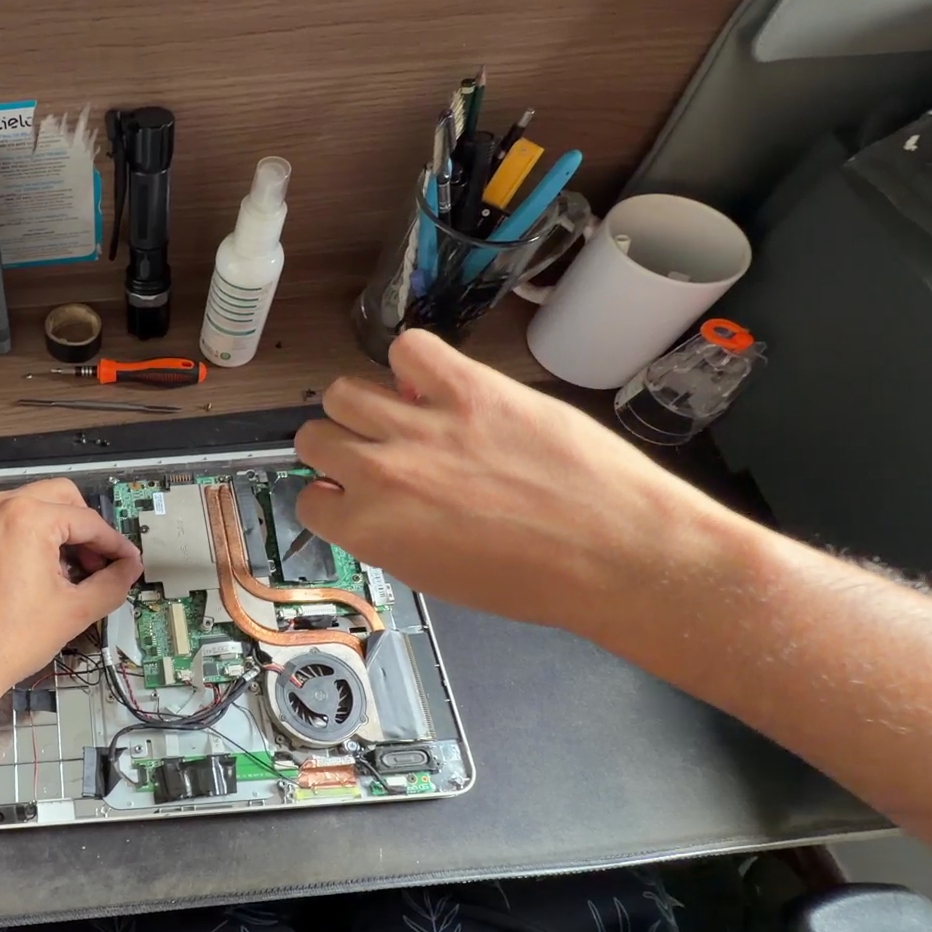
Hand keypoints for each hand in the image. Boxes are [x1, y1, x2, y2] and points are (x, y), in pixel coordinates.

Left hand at [0, 478, 141, 717]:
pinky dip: (31, 537)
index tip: (129, 562)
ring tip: (70, 574)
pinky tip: (39, 575)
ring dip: (58, 531)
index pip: (87, 520)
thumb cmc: (7, 640)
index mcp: (27, 517)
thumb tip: (129, 569)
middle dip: (85, 528)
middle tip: (99, 563)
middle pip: (60, 498)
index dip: (114, 543)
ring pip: (33, 508)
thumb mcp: (74, 611)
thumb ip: (111, 584)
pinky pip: (8, 523)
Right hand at [293, 329, 733, 636]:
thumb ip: (383, 533)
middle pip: (314, 437)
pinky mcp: (472, 389)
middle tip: (369, 452)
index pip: (310, 498)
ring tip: (400, 416)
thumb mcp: (432, 575)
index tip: (351, 493)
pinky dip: (411, 364)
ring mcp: (423, 427)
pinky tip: (434, 386)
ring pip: (344, 392)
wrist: (621, 556)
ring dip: (362, 406)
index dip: (330, 496)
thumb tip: (368, 503)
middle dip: (335, 448)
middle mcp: (381, 474)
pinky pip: (408, 350)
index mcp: (368, 529)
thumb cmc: (533, 581)